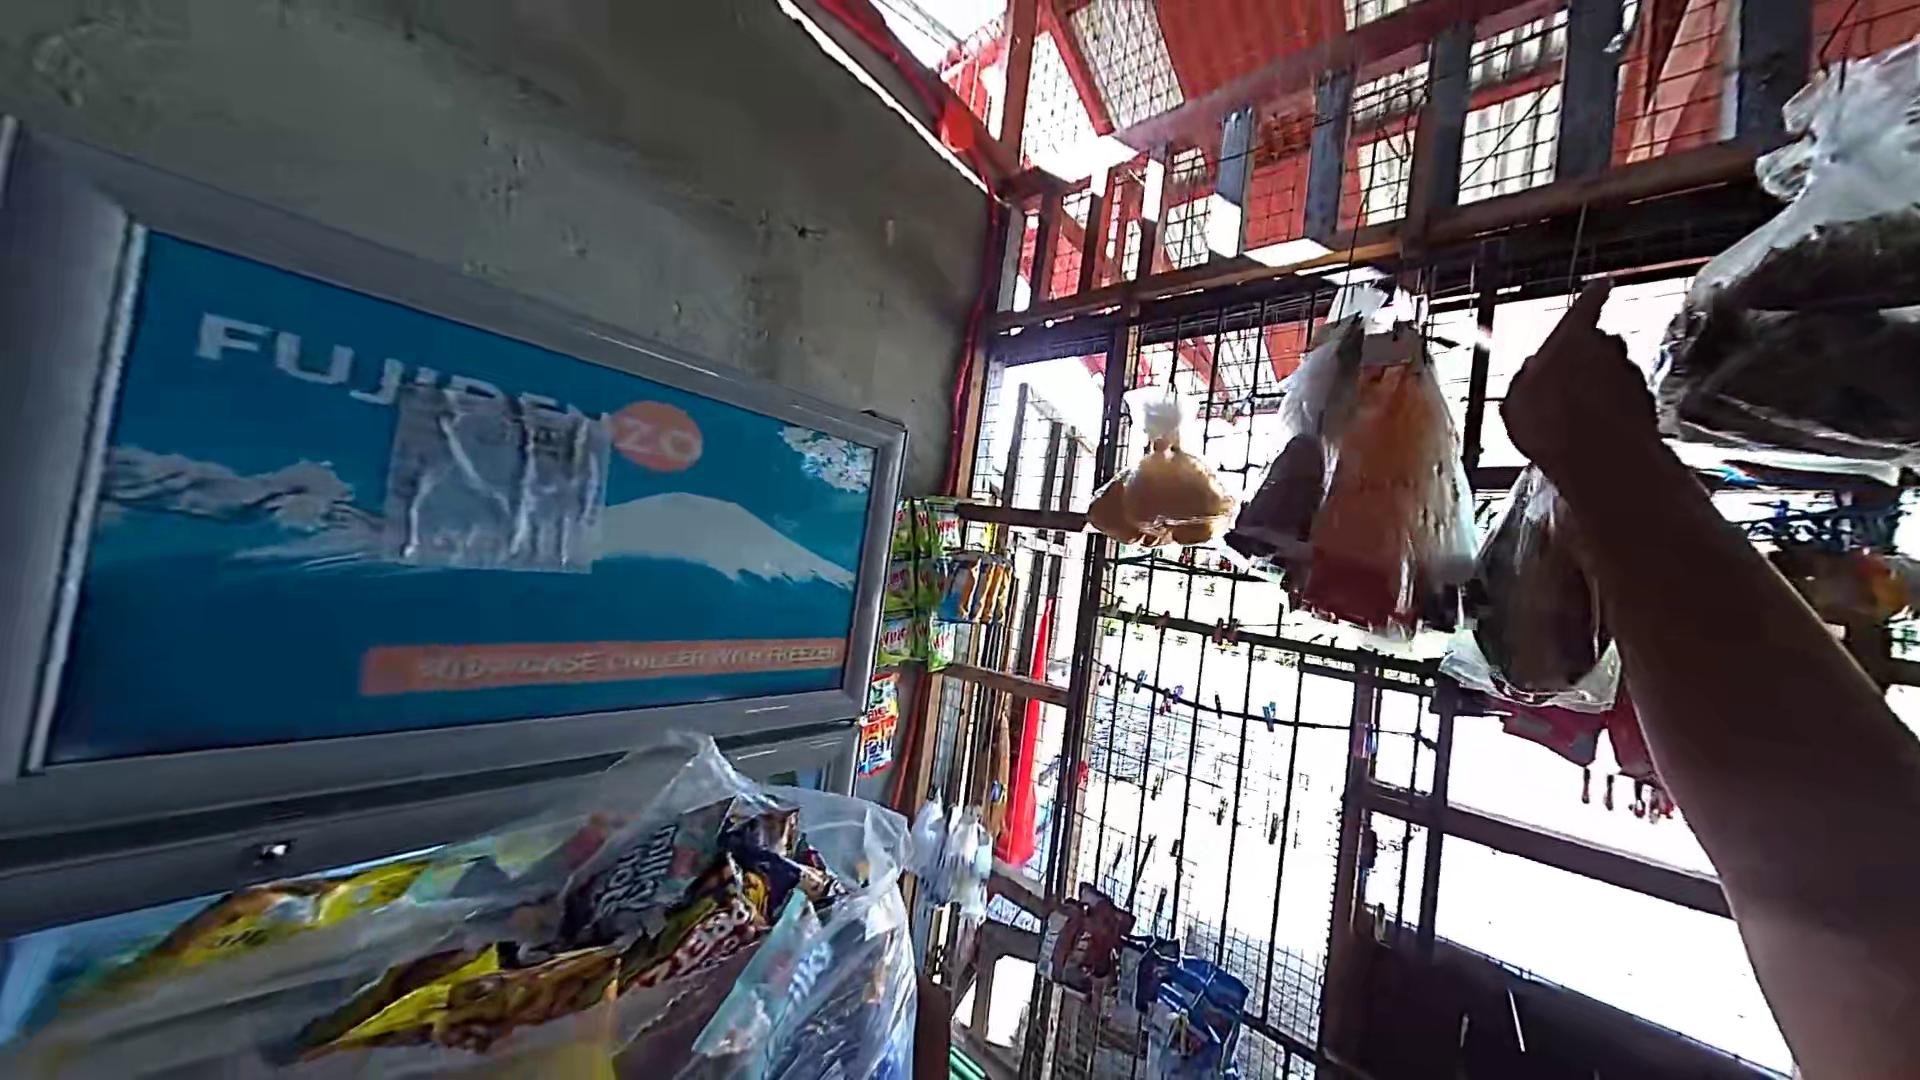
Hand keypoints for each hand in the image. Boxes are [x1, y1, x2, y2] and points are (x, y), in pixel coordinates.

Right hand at [1502, 280, 1660, 485]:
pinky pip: (1617, 393)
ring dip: (1591, 382)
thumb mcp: (1514, 400)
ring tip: (1565, 409)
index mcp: (1572, 341)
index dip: (1592, 295)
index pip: (1588, 306)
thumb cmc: (1549, 422)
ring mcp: (1629, 373)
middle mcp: (1607, 350)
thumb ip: (1524, 377)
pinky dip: (1603, 402)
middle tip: (1555, 378)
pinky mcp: (1643, 398)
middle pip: (1595, 343)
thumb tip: (1532, 368)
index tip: (1601, 284)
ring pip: (1607, 369)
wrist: (1599, 454)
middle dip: (1579, 355)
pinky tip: (1584, 423)